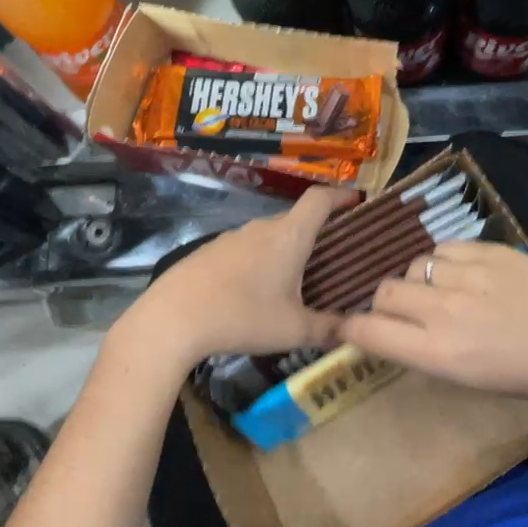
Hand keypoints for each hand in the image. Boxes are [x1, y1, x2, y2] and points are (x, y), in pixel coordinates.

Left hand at [124, 186, 357, 364]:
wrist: (173, 318)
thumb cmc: (242, 316)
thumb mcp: (293, 330)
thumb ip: (327, 329)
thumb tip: (353, 331)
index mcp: (289, 236)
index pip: (319, 200)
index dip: (339, 196)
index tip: (355, 200)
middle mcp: (261, 229)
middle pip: (294, 219)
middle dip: (314, 233)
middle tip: (329, 257)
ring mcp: (231, 238)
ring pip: (267, 237)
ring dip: (282, 251)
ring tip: (292, 281)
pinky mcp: (208, 253)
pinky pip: (243, 252)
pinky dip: (256, 264)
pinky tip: (252, 294)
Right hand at [338, 241, 527, 400]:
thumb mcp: (477, 382)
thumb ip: (433, 355)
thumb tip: (401, 335)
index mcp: (440, 354)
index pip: (368, 332)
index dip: (351, 330)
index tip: (352, 329)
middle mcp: (444, 311)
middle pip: (383, 292)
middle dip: (384, 304)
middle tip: (403, 312)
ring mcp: (466, 275)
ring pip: (412, 265)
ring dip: (417, 280)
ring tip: (439, 290)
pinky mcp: (487, 249)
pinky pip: (443, 248)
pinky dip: (443, 261)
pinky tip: (461, 272)